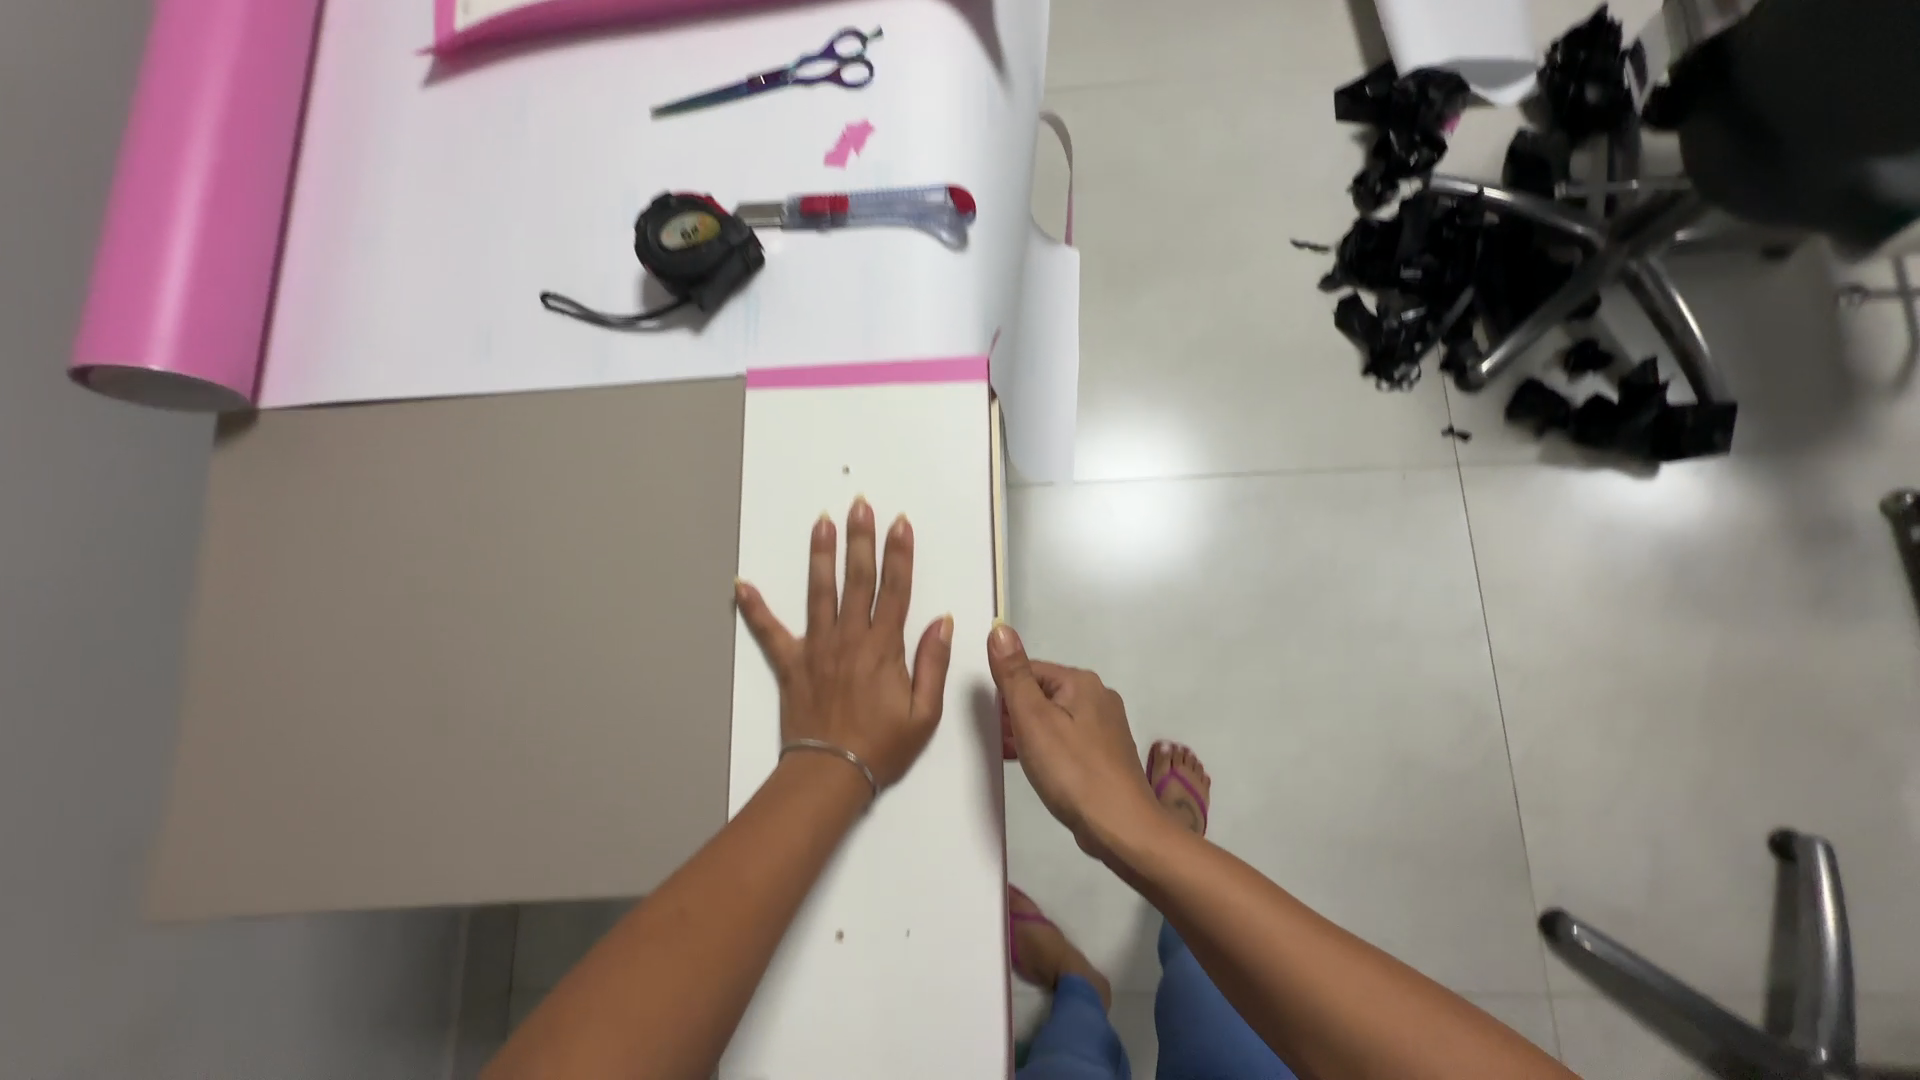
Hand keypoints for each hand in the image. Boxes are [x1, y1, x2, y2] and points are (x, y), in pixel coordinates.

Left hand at [735, 498, 954, 792]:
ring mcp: (817, 648)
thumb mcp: (924, 713)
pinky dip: (754, 609)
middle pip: (857, 579)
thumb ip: (934, 663)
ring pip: (819, 592)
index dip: (900, 554)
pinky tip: (741, 585)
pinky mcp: (790, 664)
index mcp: (884, 648)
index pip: (895, 590)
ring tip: (821, 522)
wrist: (832, 774)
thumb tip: (942, 621)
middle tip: (860, 507)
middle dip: (861, 539)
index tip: (901, 524)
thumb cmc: (882, 746)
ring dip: (821, 555)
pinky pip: (768, 632)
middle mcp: (850, 638)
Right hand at [988, 624, 1160, 859]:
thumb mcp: (1033, 719)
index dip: (1004, 693)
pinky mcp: (1106, 753)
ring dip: (1030, 734)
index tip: (992, 722)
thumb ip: (1013, 675)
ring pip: (1054, 718)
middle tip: (1002, 744)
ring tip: (1016, 758)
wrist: (1121, 827)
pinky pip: (1067, 740)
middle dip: (1016, 715)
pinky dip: (1048, 749)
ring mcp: (1105, 726)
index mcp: (1081, 681)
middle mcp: (1098, 696)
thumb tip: (999, 628)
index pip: (1028, 670)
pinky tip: (1039, 770)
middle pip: (1042, 693)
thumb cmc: (1072, 770)